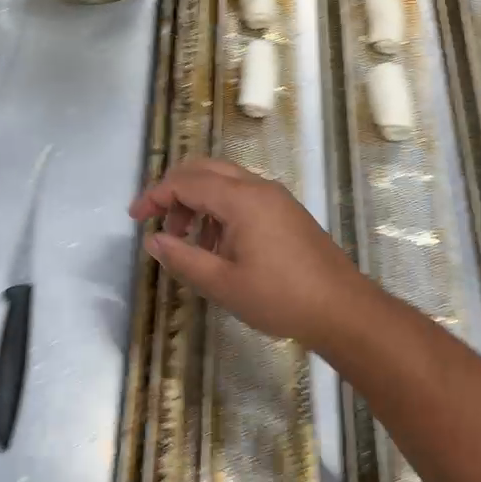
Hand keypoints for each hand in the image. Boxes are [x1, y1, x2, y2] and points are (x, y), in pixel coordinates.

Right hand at [128, 158, 363, 346]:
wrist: (344, 311)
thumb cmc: (280, 298)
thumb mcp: (222, 284)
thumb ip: (182, 258)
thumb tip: (153, 240)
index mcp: (240, 199)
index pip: (186, 182)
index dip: (155, 196)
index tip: (135, 218)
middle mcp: (258, 188)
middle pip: (204, 170)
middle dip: (175, 192)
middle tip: (158, 222)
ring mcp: (276, 198)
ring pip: (224, 182)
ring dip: (197, 202)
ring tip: (187, 242)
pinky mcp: (286, 212)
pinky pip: (243, 196)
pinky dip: (219, 211)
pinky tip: (217, 247)